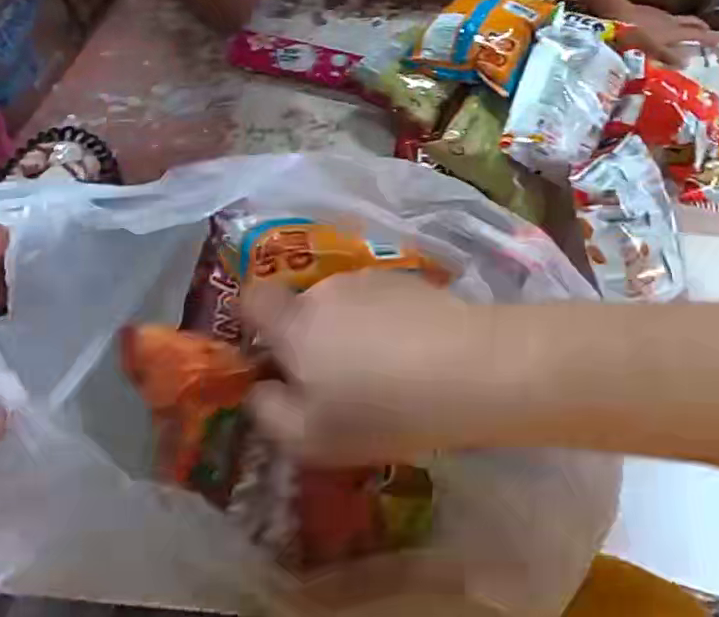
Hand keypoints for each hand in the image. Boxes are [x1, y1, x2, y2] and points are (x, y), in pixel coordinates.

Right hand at [240, 272, 494, 465]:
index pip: (252, 299)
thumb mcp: (308, 437)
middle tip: (335, 382)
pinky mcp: (410, 281)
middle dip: (309, 338)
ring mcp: (373, 280)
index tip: (270, 357)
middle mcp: (328, 290)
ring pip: (344, 305)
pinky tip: (410, 354)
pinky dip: (385, 323)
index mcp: (294, 323)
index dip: (253, 323)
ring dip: (350, 330)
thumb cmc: (379, 409)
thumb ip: (268, 411)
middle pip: (303, 307)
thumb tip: (258, 387)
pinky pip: (380, 302)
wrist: (466, 368)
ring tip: (382, 371)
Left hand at [614, 4, 715, 65]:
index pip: (698, 34)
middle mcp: (670, 21)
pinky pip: (665, 19)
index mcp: (674, 30)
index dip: (712, 38)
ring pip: (679, 19)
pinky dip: (670, 25)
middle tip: (708, 33)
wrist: (615, 11)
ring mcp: (658, 15)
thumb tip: (687, 62)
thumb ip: (668, 55)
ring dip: (686, 25)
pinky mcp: (646, 13)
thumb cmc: (633, 33)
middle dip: (702, 27)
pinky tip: (662, 31)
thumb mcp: (652, 48)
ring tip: (687, 34)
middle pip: (692, 22)